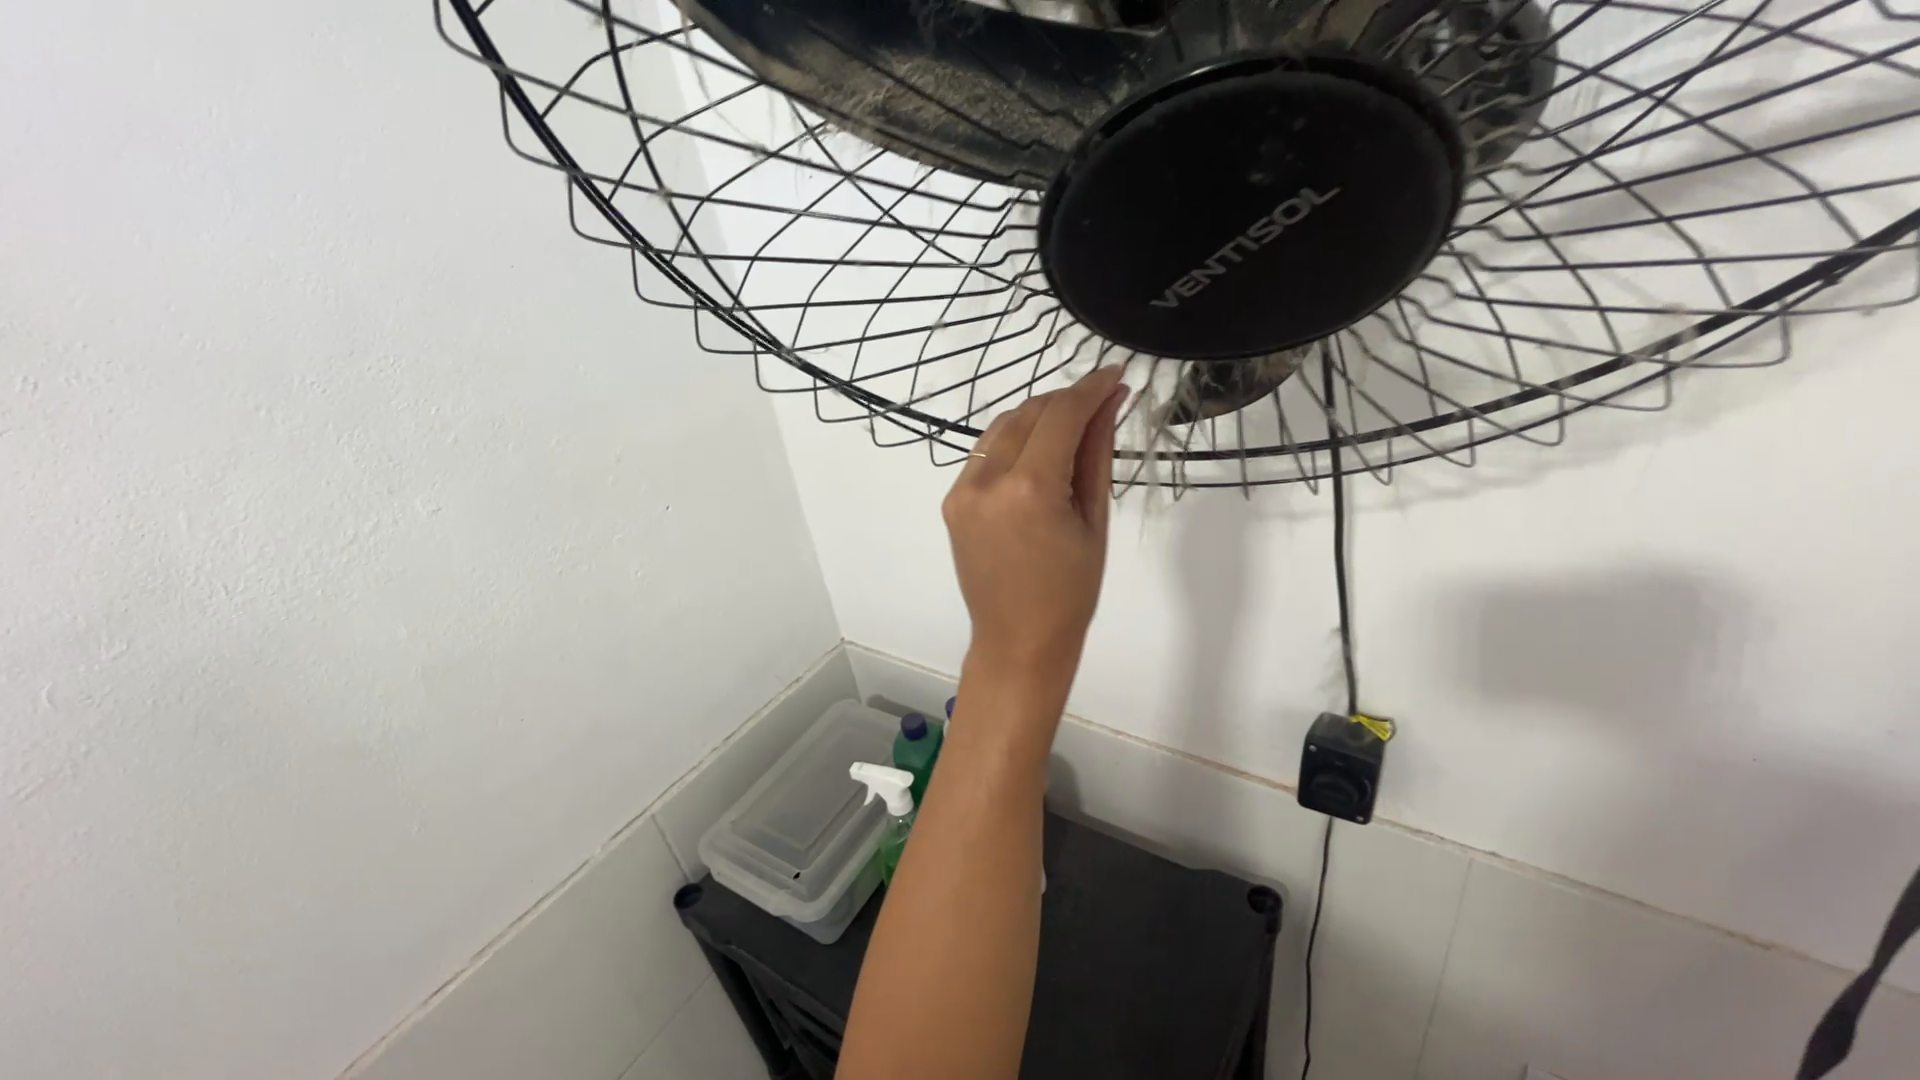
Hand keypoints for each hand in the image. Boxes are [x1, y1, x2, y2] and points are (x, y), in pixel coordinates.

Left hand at [942, 366, 1127, 700]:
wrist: (1018, 639)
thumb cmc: (1072, 591)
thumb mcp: (1094, 520)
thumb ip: (1096, 453)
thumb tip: (1109, 402)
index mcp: (1029, 489)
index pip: (1061, 415)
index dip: (1091, 388)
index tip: (1116, 373)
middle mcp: (987, 481)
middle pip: (1029, 413)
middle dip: (1067, 399)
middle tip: (1102, 399)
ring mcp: (962, 491)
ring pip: (1002, 427)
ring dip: (1038, 415)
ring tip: (1074, 424)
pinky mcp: (952, 501)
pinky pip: (985, 452)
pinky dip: (1014, 441)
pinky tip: (1039, 451)